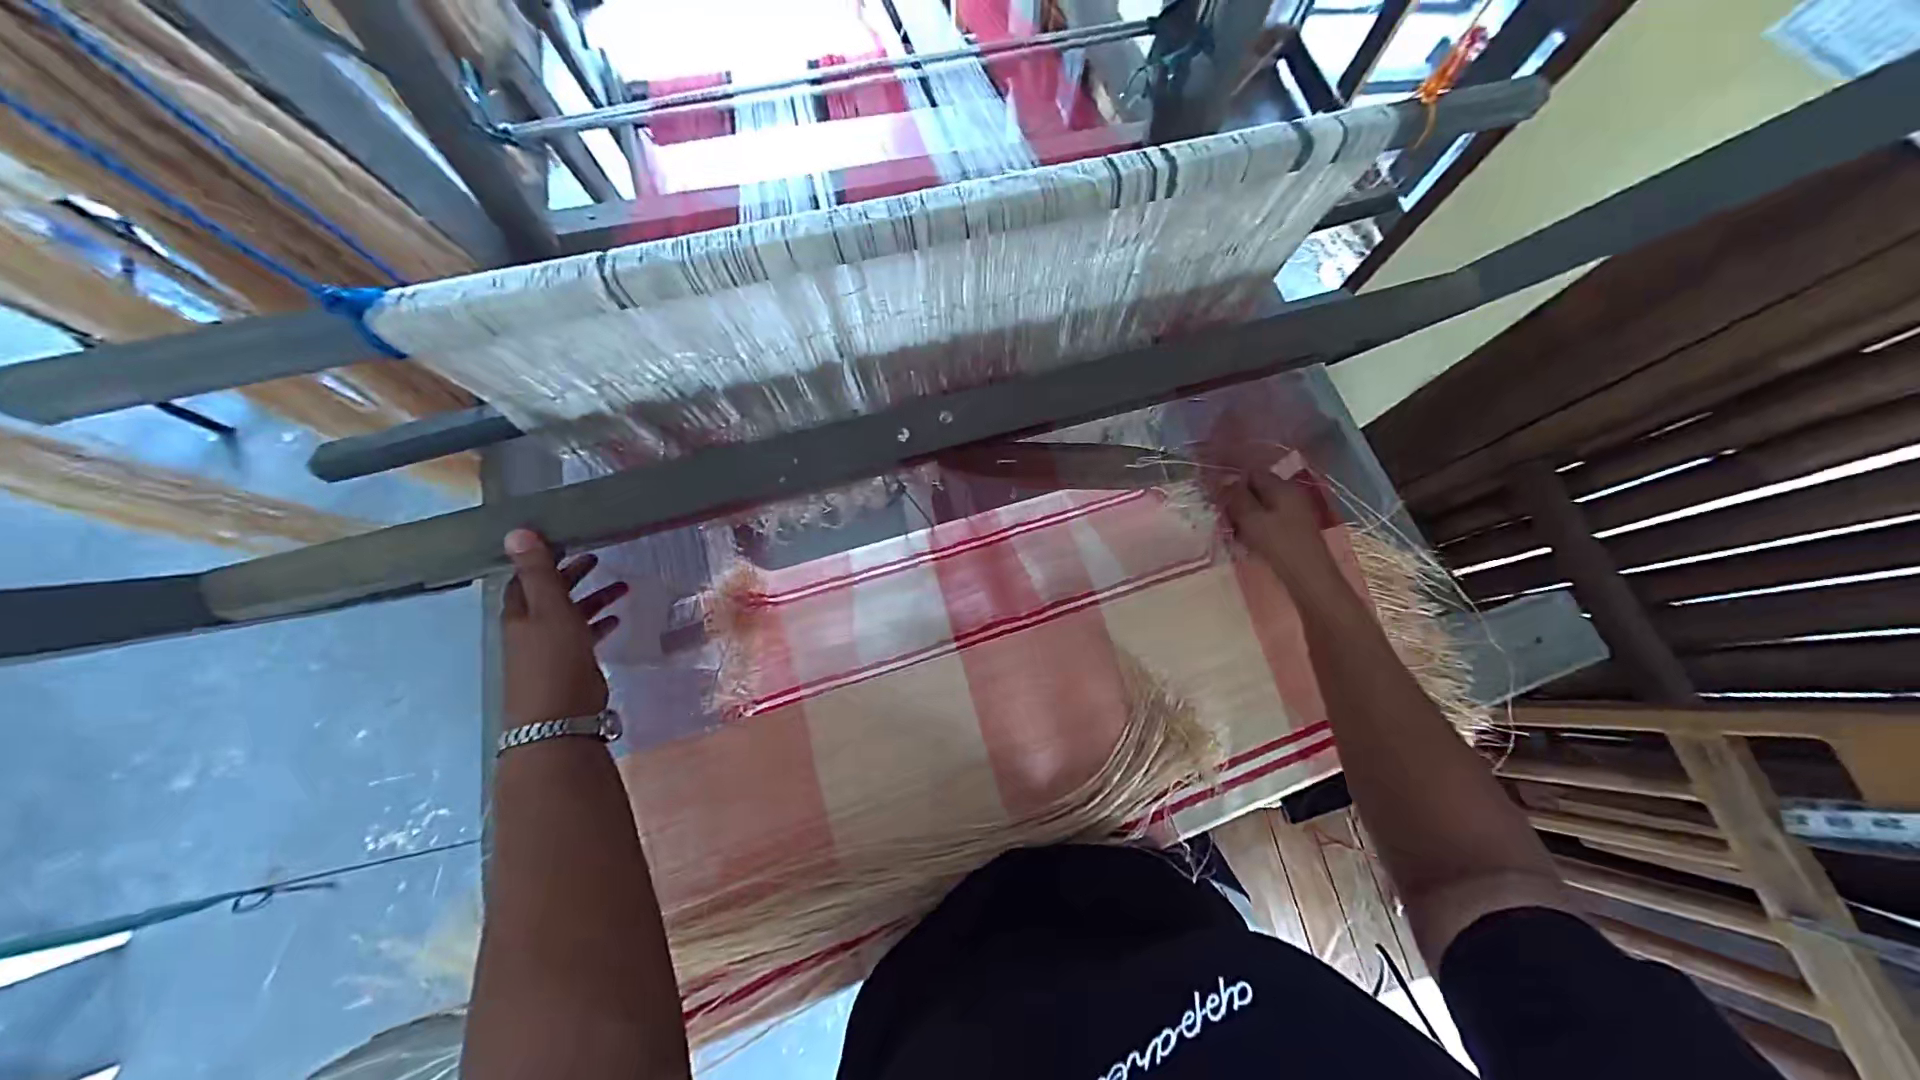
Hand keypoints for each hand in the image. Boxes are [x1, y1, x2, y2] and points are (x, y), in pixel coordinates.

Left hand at [501, 529, 628, 724]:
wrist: (559, 719)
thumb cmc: (553, 659)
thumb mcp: (549, 609)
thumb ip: (538, 572)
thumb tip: (516, 531)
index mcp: (519, 613)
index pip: (526, 578)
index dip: (542, 559)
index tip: (567, 541)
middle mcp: (530, 628)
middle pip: (549, 595)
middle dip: (571, 575)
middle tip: (597, 558)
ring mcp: (550, 648)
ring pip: (570, 615)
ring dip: (592, 598)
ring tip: (622, 586)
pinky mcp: (570, 665)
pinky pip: (584, 636)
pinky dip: (598, 624)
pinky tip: (617, 620)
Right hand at [1219, 469, 1339, 587]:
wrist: (1308, 575)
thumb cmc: (1277, 543)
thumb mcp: (1250, 518)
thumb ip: (1236, 497)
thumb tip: (1224, 481)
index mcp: (1281, 486)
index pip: (1251, 474)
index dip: (1233, 484)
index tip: (1219, 502)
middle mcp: (1291, 494)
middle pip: (1256, 491)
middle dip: (1238, 504)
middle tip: (1226, 521)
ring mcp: (1295, 512)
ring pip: (1261, 508)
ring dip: (1245, 519)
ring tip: (1236, 536)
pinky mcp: (1295, 529)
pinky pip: (1269, 521)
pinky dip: (1257, 529)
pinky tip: (1249, 544)